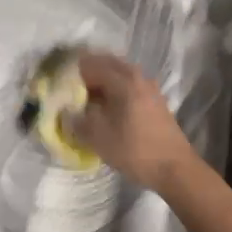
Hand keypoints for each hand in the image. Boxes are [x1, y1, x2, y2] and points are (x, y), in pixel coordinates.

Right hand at [68, 52, 200, 188]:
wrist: (174, 167)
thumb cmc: (135, 151)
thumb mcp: (98, 138)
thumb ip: (78, 119)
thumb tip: (67, 110)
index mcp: (122, 80)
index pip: (89, 64)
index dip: (71, 72)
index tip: (57, 84)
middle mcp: (136, 76)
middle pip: (105, 63)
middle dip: (86, 72)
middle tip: (69, 87)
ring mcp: (148, 86)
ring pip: (118, 73)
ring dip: (100, 79)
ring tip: (85, 97)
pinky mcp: (154, 98)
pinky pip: (128, 83)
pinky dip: (113, 87)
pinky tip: (106, 105)